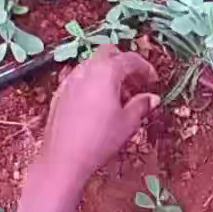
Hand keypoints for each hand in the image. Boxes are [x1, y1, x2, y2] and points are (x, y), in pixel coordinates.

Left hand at [35, 45, 158, 186]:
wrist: (63, 158)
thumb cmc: (100, 140)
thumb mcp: (128, 123)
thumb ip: (141, 105)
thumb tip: (152, 98)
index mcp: (106, 72)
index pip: (130, 59)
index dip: (145, 68)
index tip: (153, 80)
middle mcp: (86, 70)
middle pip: (108, 53)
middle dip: (124, 63)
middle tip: (135, 82)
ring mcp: (69, 80)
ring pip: (91, 64)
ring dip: (107, 72)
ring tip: (117, 95)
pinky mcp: (59, 94)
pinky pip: (79, 79)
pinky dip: (91, 82)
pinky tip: (97, 103)